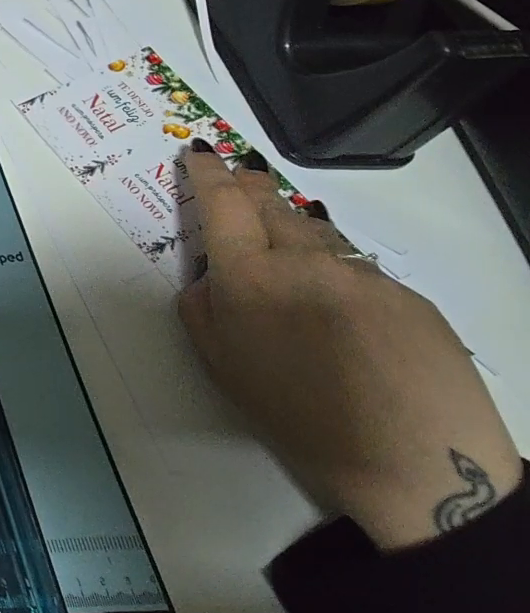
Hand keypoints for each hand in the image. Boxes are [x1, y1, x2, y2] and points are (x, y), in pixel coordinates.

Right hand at [178, 147, 519, 548]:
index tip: (200, 152)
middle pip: (273, 205)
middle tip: (238, 172)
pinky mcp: (409, 297)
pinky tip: (335, 302)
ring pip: (318, 234)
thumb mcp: (218, 359)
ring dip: (293, 225)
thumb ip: (202, 305)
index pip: (223, 204)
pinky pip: (357, 269)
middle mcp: (306, 261)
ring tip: (281, 236)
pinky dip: (335, 269)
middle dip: (250, 185)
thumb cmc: (291, 411)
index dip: (209, 172)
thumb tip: (213, 276)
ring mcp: (364, 275)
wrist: (412, 460)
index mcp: (249, 276)